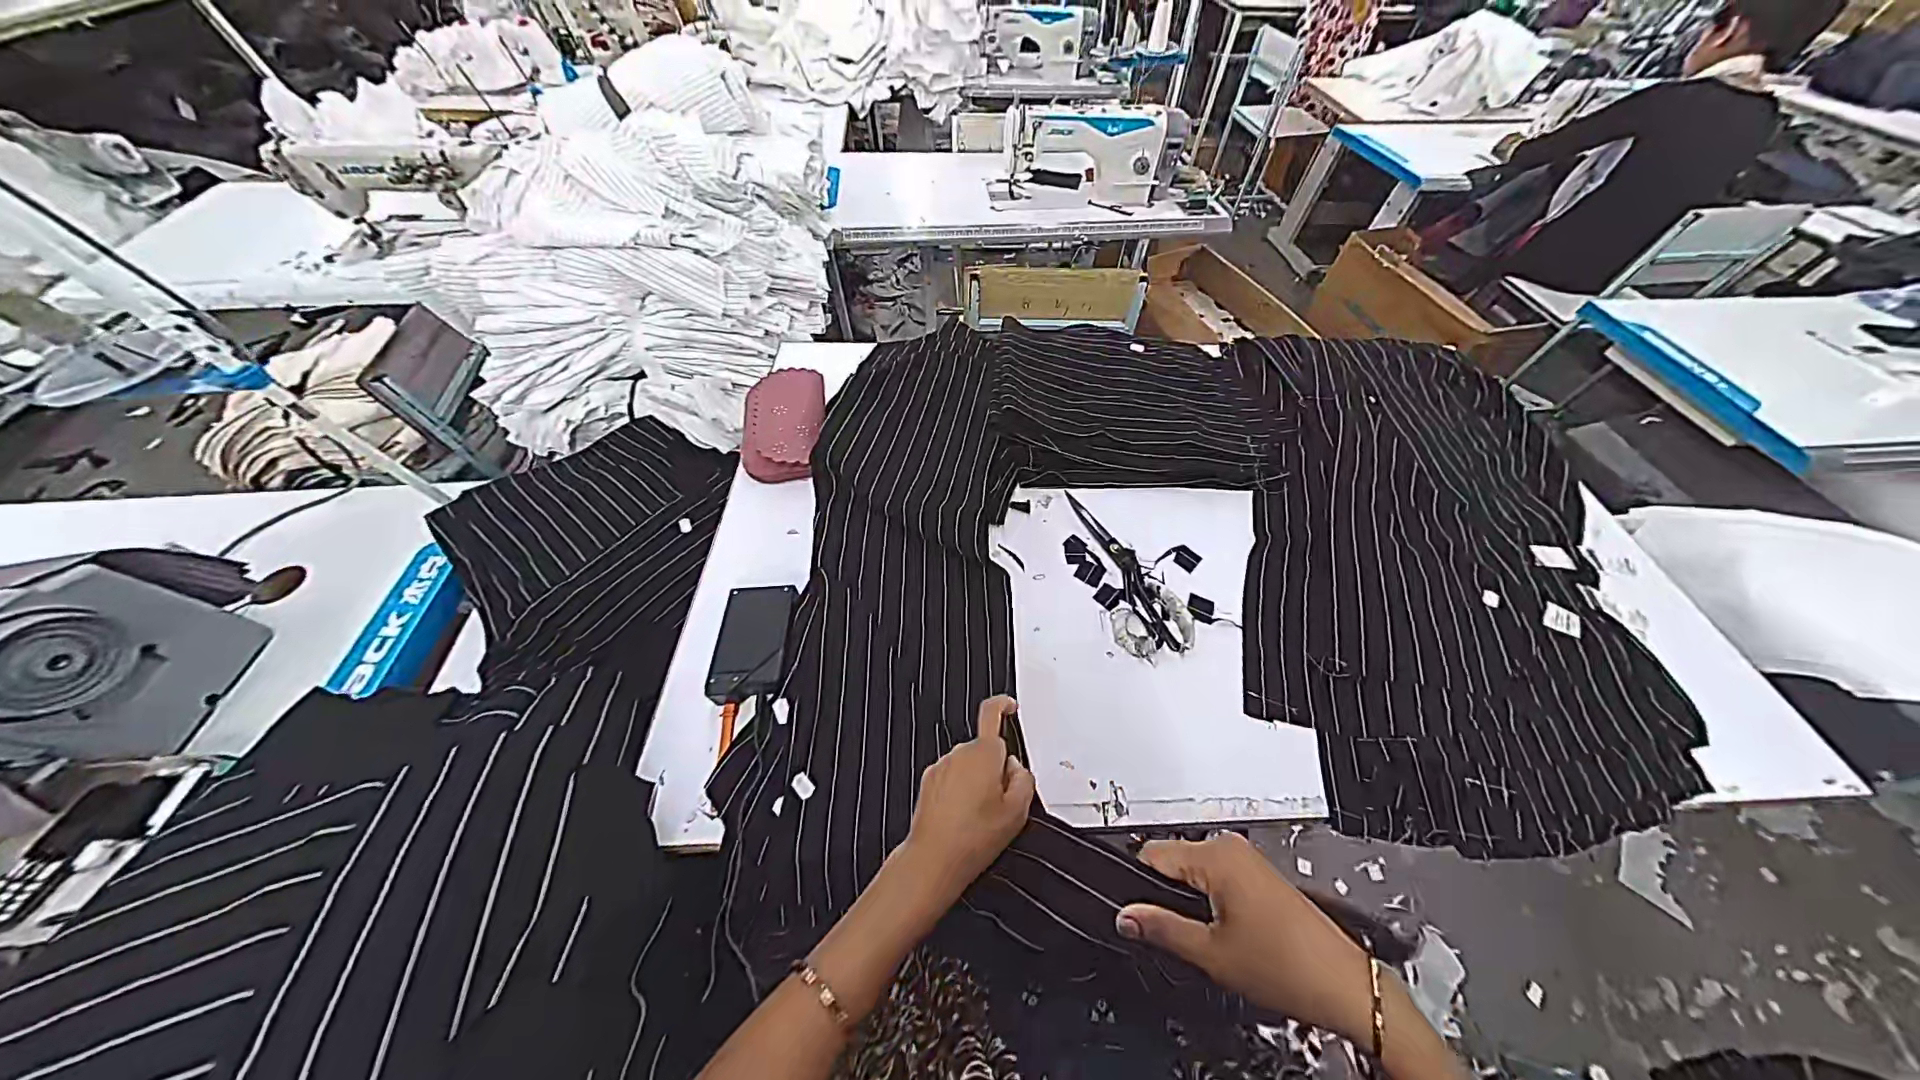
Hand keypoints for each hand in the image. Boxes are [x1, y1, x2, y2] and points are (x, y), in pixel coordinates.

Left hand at [902, 696, 1035, 900]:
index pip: (991, 713)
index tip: (1009, 706)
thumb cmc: (973, 838)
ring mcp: (942, 767)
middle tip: (1002, 799)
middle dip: (995, 766)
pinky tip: (963, 816)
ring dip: (977, 780)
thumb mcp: (1018, 811)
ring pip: (968, 764)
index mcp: (983, 754)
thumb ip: (1024, 779)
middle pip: (985, 748)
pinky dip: (960, 790)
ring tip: (980, 815)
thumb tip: (1015, 768)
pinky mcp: (930, 781)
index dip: (1002, 705)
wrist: (934, 859)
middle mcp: (959, 754)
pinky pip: (952, 776)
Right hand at [1116, 832, 1373, 1042]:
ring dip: (1189, 900)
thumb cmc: (1291, 968)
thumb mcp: (1210, 954)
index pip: (1150, 855)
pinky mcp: (1256, 872)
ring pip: (1192, 870)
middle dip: (1167, 896)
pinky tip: (1227, 932)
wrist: (1346, 987)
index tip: (1140, 918)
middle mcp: (1231, 847)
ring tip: (1211, 938)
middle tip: (1184, 937)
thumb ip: (1160, 928)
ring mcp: (1246, 858)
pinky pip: (1214, 874)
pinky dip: (1210, 900)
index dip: (1141, 890)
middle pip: (1171, 861)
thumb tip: (1126, 916)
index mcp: (1216, 855)